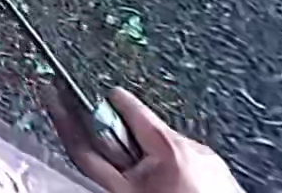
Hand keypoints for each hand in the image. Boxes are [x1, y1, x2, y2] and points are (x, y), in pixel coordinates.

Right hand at [49, 88, 242, 192]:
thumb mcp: (117, 189)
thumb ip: (84, 147)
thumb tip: (55, 104)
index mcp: (168, 144)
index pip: (118, 99)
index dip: (99, 114)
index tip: (89, 127)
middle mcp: (195, 147)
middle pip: (139, 125)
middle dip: (125, 145)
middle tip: (128, 177)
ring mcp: (215, 165)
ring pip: (161, 146)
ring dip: (149, 163)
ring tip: (153, 192)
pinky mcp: (226, 180)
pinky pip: (185, 163)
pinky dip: (173, 176)